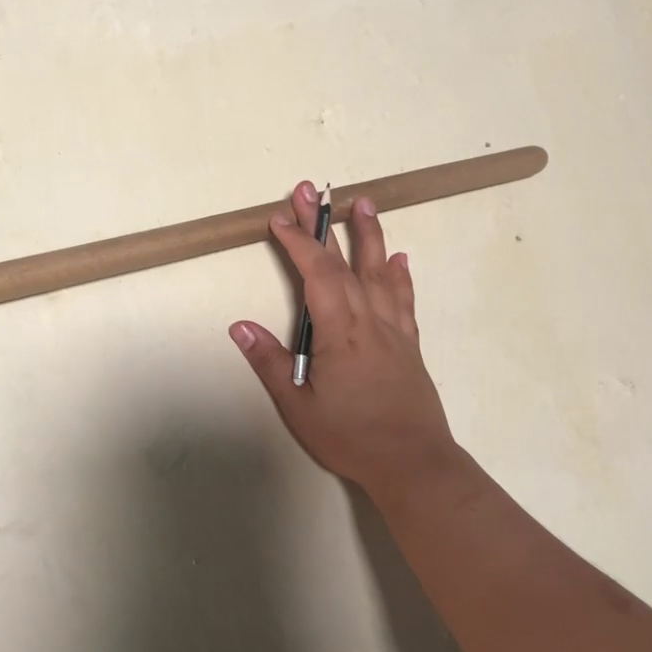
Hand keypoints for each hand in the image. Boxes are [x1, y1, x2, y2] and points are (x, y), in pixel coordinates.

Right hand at [229, 182, 464, 497]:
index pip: (316, 273)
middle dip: (323, 225)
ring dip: (370, 235)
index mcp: (340, 331)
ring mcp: (394, 330)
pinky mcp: (410, 345)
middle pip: (345, 262)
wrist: (413, 462)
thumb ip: (269, 363)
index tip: (279, 218)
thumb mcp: (299, 406)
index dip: (297, 242)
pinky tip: (399, 259)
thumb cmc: (351, 437)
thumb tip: (239, 326)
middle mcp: (370, 320)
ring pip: (381, 271)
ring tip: (364, 202)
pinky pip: (403, 299)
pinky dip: (399, 276)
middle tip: (309, 190)